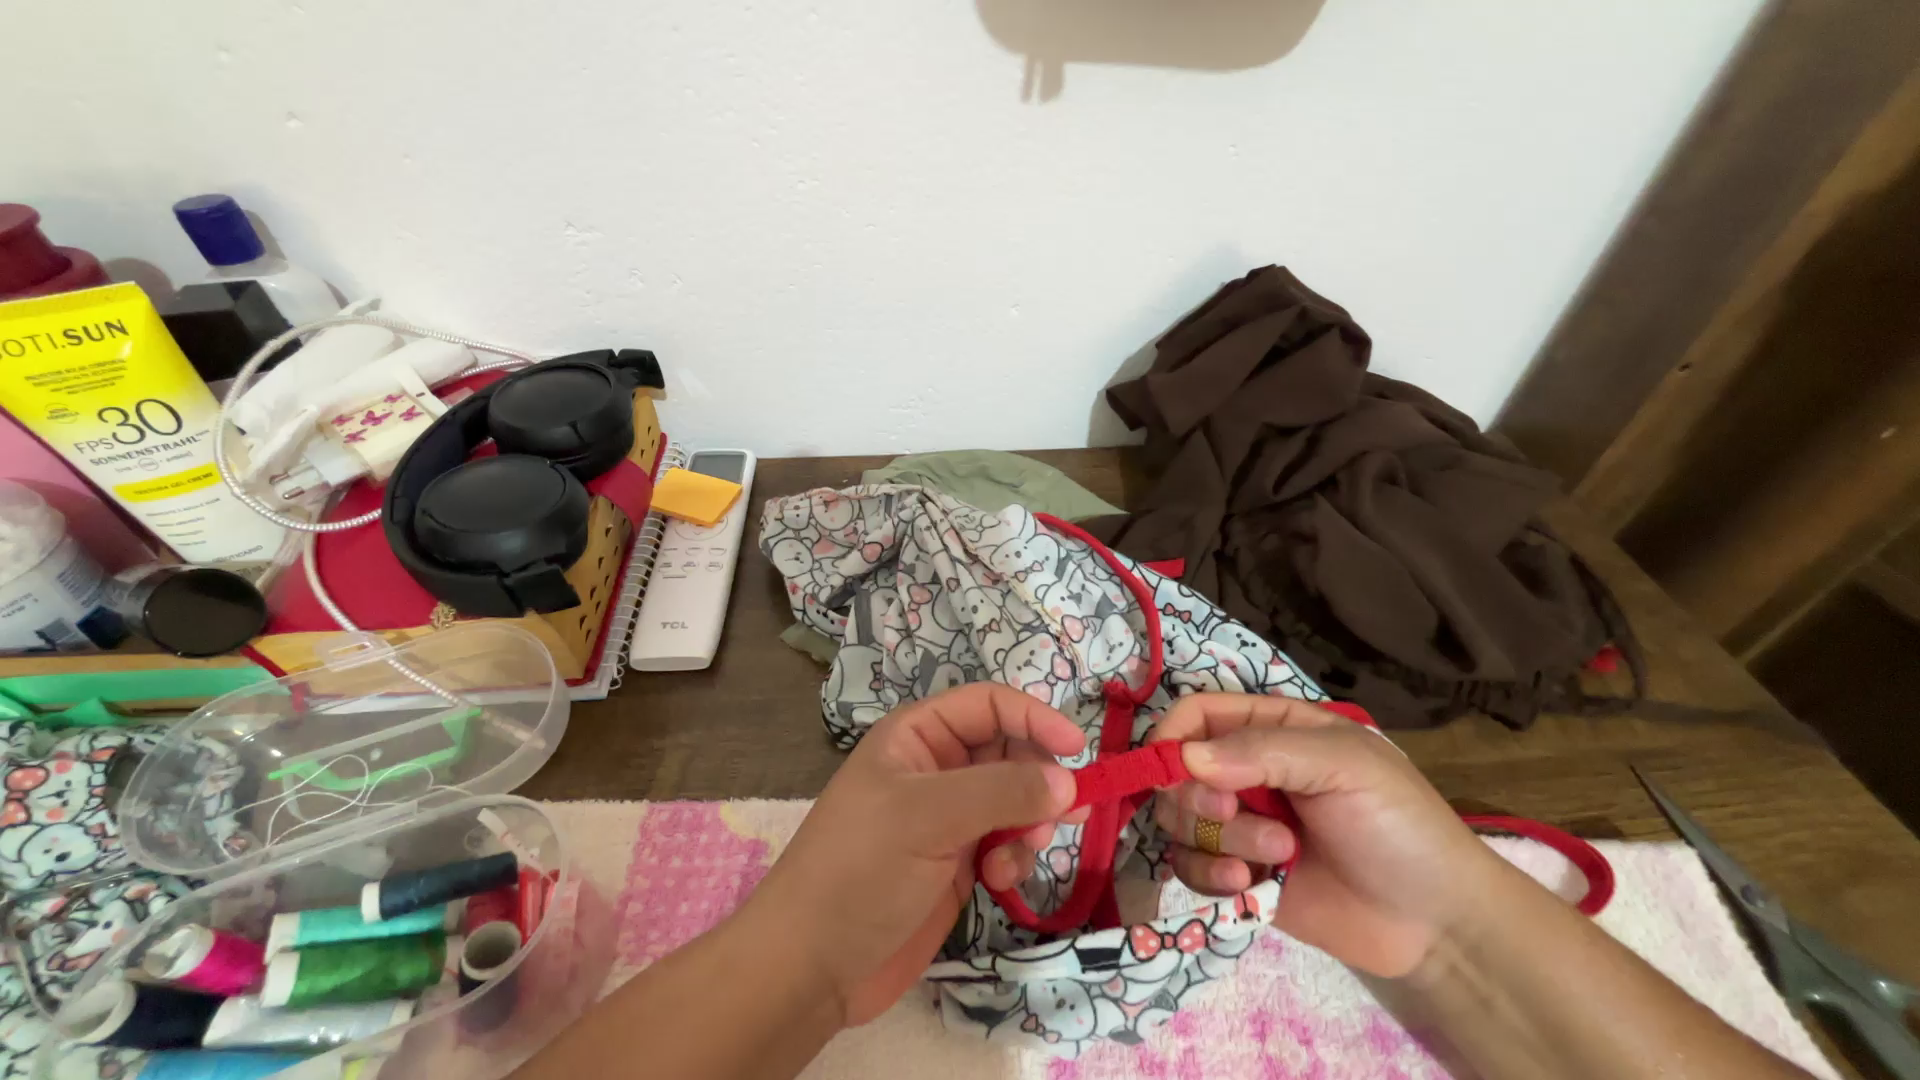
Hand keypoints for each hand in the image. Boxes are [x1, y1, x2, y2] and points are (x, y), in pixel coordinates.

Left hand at [737, 683, 1086, 1027]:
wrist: (812, 966)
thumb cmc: (860, 870)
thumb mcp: (926, 817)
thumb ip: (1001, 791)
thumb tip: (1068, 781)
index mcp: (917, 737)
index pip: (988, 705)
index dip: (1034, 718)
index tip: (1076, 749)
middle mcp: (935, 769)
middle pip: (1009, 751)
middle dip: (1037, 779)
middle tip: (1064, 812)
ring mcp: (947, 819)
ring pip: (1015, 800)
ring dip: (1028, 823)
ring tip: (1019, 853)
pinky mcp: (958, 864)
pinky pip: (1006, 843)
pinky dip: (1013, 858)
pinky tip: (997, 881)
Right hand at [1149, 694, 1500, 976]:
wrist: (1435, 923)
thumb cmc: (1398, 824)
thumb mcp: (1343, 766)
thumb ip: (1264, 750)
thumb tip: (1184, 756)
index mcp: (1272, 730)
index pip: (1197, 714)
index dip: (1173, 735)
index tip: (1171, 767)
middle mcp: (1245, 772)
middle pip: (1176, 770)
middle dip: (1196, 796)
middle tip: (1233, 814)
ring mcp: (1239, 825)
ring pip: (1179, 820)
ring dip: (1216, 839)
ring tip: (1273, 855)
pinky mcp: (1237, 874)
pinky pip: (1189, 867)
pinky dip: (1208, 876)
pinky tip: (1250, 887)